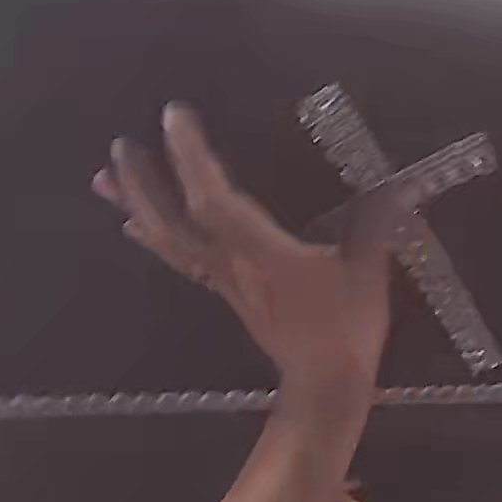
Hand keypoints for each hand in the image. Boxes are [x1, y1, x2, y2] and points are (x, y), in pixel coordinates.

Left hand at [94, 103, 405, 392]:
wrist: (324, 384)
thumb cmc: (345, 328)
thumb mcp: (367, 271)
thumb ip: (375, 222)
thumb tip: (397, 184)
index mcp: (262, 252)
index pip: (213, 198)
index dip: (190, 157)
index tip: (173, 116)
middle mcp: (230, 263)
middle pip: (173, 221)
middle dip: (143, 181)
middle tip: (119, 145)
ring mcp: (222, 280)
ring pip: (169, 241)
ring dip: (135, 206)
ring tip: (104, 178)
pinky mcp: (225, 292)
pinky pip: (181, 261)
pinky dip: (154, 239)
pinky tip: (133, 226)